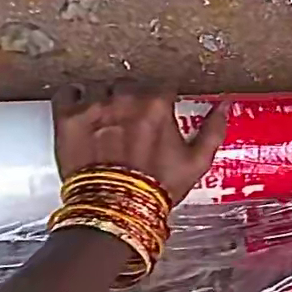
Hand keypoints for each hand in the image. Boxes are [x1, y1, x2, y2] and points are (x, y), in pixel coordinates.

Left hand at [53, 80, 229, 205]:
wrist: (117, 207)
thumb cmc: (160, 186)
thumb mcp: (198, 162)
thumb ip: (213, 129)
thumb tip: (225, 104)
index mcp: (157, 104)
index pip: (164, 87)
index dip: (165, 101)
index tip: (163, 114)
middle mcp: (125, 98)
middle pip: (129, 85)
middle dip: (133, 99)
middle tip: (133, 120)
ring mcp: (93, 105)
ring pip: (100, 87)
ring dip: (105, 98)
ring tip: (108, 120)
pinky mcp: (66, 116)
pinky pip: (67, 91)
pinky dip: (75, 98)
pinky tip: (83, 112)